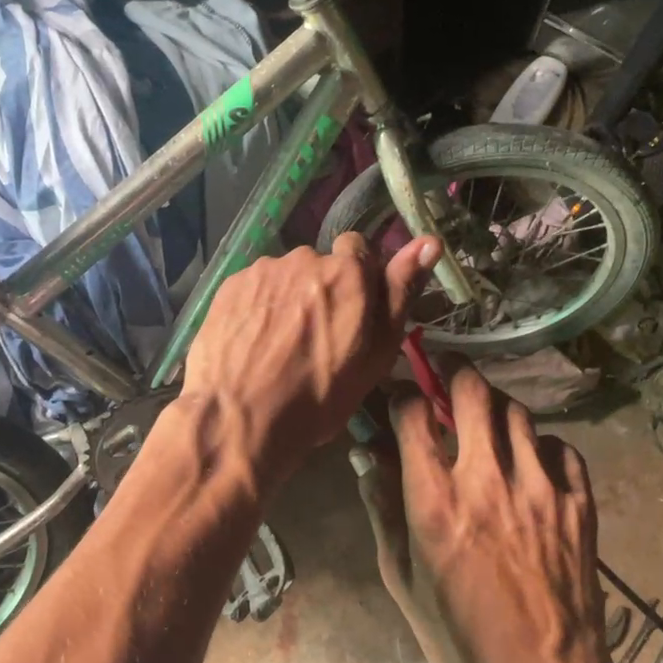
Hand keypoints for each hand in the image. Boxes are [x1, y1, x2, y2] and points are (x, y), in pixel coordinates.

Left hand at [178, 232, 438, 488]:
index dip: (358, 282)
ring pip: (286, 276)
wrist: (239, 420)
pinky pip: (255, 287)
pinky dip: (258, 307)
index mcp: (349, 273)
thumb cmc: (319, 397)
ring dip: (289, 298)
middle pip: (321, 264)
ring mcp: (264, 270)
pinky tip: (253, 342)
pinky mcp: (231, 284)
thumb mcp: (375, 354)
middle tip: (315, 338)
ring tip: (280, 344)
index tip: (351, 315)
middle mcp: (306, 258)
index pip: (359, 250)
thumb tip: (431, 241)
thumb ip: (400, 292)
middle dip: (322, 290)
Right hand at [354, 362, 620, 662]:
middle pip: (472, 392)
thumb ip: (383, 510)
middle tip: (445, 376)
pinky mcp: (580, 502)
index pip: (413, 415)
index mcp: (435, 503)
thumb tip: (367, 456)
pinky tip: (531, 464)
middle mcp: (487, 481)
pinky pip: (560, 446)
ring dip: (495, 408)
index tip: (400, 400)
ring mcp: (540, 488)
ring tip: (486, 422)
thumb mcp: (403, 582)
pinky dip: (540, 445)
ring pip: (517, 411)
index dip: (402, 396)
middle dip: (453, 373)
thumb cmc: (462, 641)